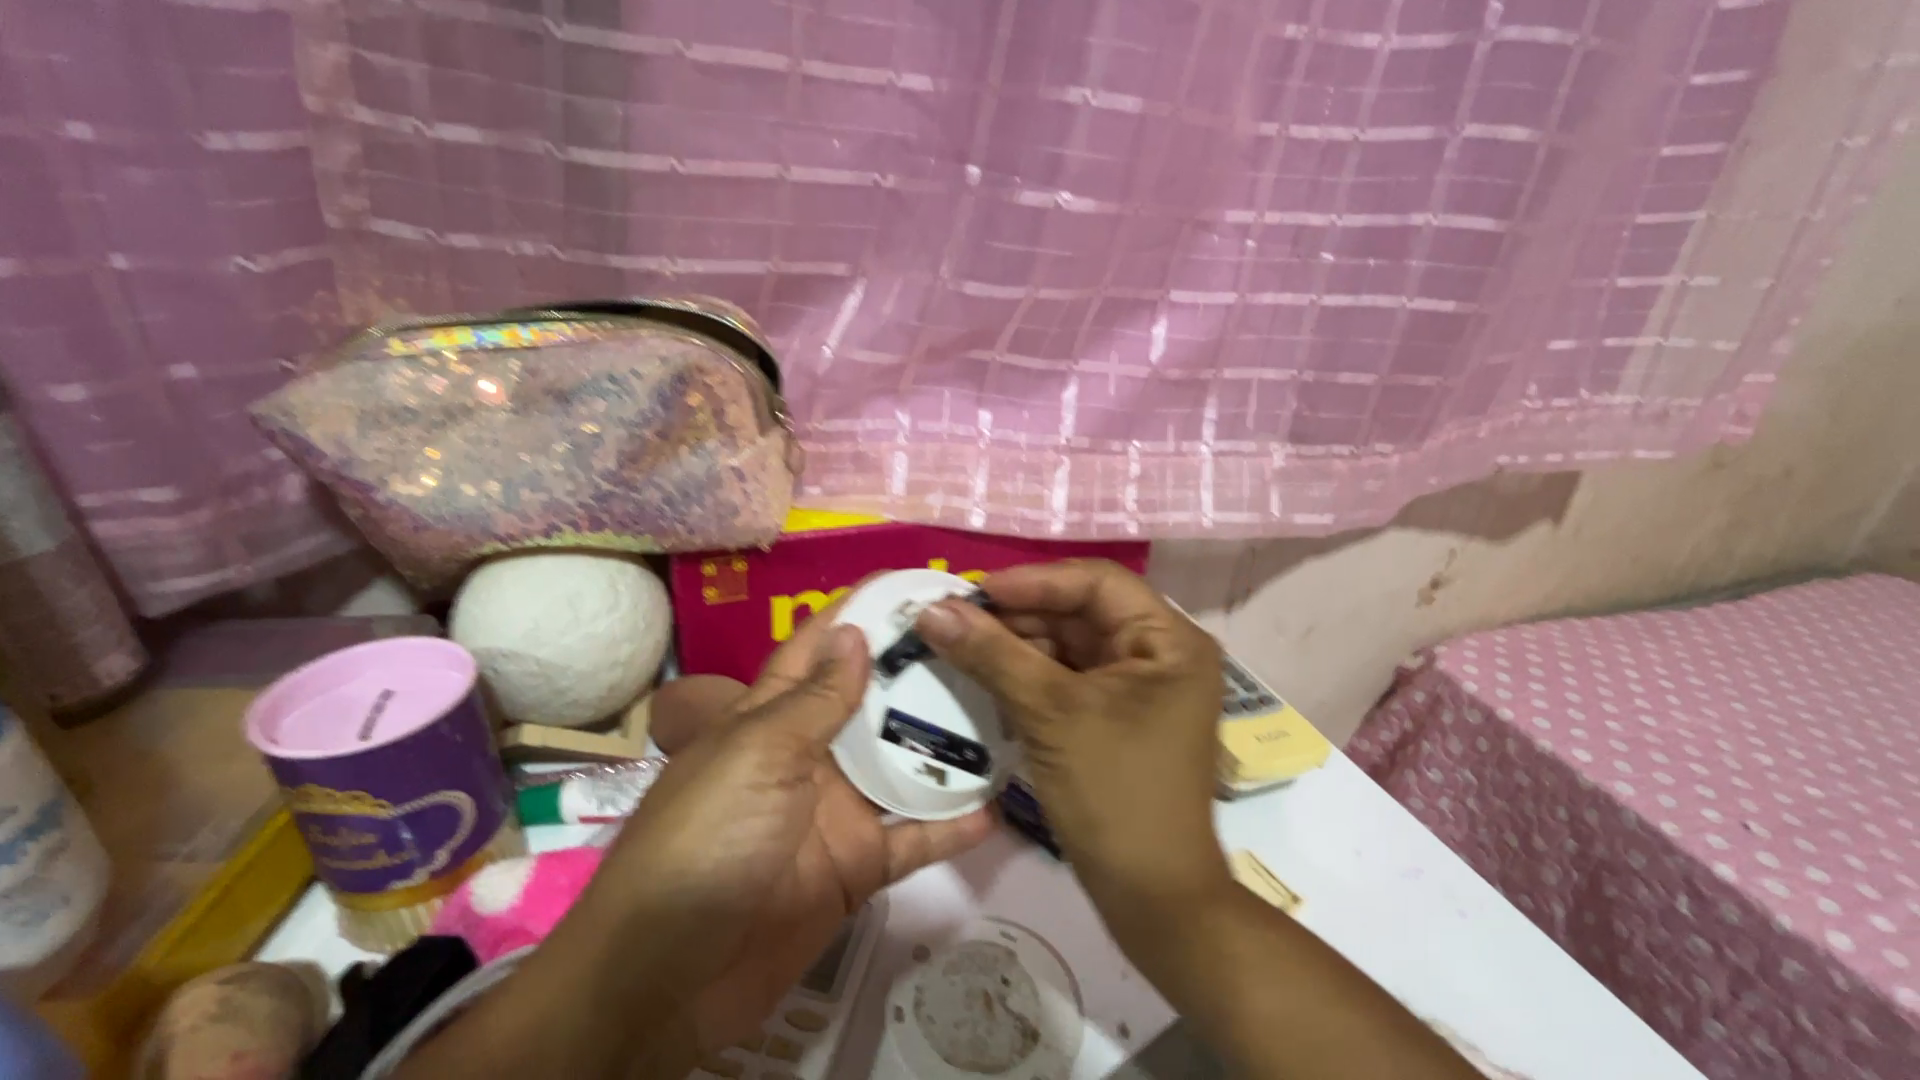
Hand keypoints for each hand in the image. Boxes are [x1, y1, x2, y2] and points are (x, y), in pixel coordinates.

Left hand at [592, 608, 992, 1052]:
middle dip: (919, 674)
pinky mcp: (856, 867)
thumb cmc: (708, 838)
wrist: (674, 971)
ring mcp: (835, 814)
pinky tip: (997, 807)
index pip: (818, 651)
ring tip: (1007, 712)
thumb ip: (813, 700)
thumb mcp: (757, 754)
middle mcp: (808, 757)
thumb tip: (853, 632)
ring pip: (901, 770)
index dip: (858, 615)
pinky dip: (950, 828)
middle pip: (872, 706)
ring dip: (947, 747)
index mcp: (771, 718)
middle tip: (986, 643)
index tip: (913, 585)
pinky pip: (912, 840)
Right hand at [913, 559, 1230, 907]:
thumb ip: (991, 654)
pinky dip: (1029, 676)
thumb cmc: (1114, 792)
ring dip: (1018, 645)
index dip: (1033, 581)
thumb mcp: (1050, 714)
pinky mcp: (1118, 718)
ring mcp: (1140, 688)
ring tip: (961, 646)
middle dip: (1019, 615)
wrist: (1152, 895)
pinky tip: (985, 677)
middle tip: (956, 620)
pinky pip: (1069, 680)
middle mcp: (1161, 654)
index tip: (973, 592)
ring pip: (1070, 646)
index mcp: (1169, 640)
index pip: (1097, 582)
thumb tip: (931, 609)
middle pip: (1081, 612)